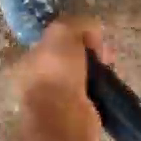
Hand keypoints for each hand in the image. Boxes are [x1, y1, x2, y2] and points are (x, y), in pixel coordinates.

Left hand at [14, 17, 107, 140]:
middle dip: (89, 50)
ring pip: (83, 74)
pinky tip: (111, 81)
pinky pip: (93, 92)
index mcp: (29, 61)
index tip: (90, 33)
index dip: (73, 33)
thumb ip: (77, 23)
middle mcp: (41, 80)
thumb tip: (93, 29)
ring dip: (99, 67)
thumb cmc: (57, 72)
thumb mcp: (62, 32)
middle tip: (103, 49)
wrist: (65, 117)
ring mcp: (59, 99)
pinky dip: (104, 86)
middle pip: (70, 57)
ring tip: (110, 63)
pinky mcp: (78, 113)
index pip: (52, 42)